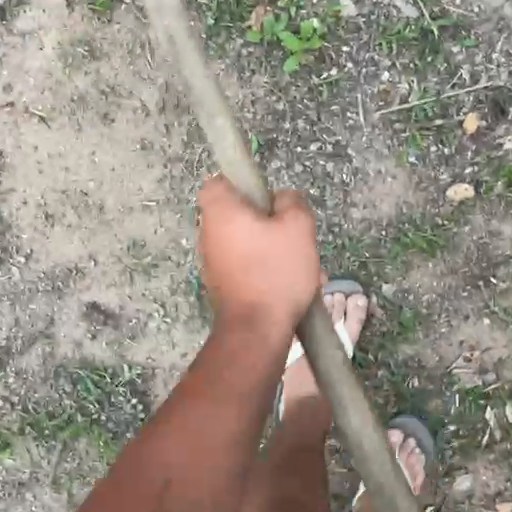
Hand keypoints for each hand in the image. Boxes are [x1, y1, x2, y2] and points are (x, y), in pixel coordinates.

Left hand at [196, 176, 320, 339]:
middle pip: (239, 214)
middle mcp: (208, 233)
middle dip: (270, 223)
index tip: (268, 200)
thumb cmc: (275, 271)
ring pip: (249, 243)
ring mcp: (213, 262)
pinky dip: (268, 271)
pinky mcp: (222, 284)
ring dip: (275, 250)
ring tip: (303, 267)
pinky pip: (248, 266)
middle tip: (293, 235)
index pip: (220, 181)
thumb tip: (282, 200)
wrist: (257, 330)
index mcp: (218, 210)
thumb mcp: (298, 226)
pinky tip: (294, 286)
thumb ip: (292, 201)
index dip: (245, 184)